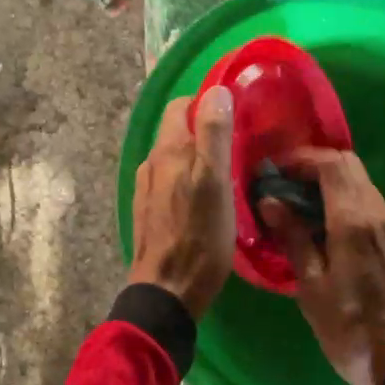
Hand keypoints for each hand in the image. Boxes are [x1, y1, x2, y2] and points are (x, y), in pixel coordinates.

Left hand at [128, 87, 234, 318]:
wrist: (166, 295)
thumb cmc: (198, 236)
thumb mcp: (215, 181)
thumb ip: (214, 133)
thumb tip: (216, 89)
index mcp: (167, 149)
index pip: (181, 105)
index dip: (207, 105)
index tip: (235, 119)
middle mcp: (151, 163)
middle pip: (178, 132)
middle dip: (205, 134)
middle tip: (238, 149)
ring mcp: (146, 190)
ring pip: (176, 160)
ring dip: (198, 161)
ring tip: (228, 176)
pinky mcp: (149, 214)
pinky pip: (171, 184)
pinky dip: (189, 183)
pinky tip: (207, 203)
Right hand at [258, 148, 384, 384]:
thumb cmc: (350, 329)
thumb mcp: (312, 287)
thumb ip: (293, 237)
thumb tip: (270, 202)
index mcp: (353, 220)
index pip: (330, 163)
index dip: (301, 158)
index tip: (275, 170)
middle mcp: (377, 212)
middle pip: (349, 164)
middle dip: (315, 164)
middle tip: (287, 183)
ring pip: (362, 181)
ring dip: (332, 181)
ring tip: (303, 204)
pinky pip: (371, 202)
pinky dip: (347, 199)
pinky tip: (329, 225)